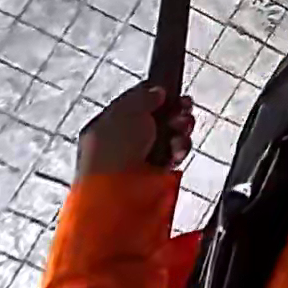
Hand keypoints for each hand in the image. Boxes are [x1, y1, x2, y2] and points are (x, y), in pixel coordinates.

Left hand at [77, 82, 194, 177]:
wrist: (120, 196)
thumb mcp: (127, 110)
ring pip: (171, 131)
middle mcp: (122, 142)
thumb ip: (144, 95)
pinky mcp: (157, 172)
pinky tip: (176, 147)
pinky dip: (181, 147)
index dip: (154, 95)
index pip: (134, 103)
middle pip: (159, 115)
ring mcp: (140, 158)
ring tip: (180, 129)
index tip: (166, 93)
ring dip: (181, 127)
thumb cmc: (113, 153)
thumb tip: (158, 91)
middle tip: (182, 109)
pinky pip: (177, 151)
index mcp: (105, 126)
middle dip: (175, 110)